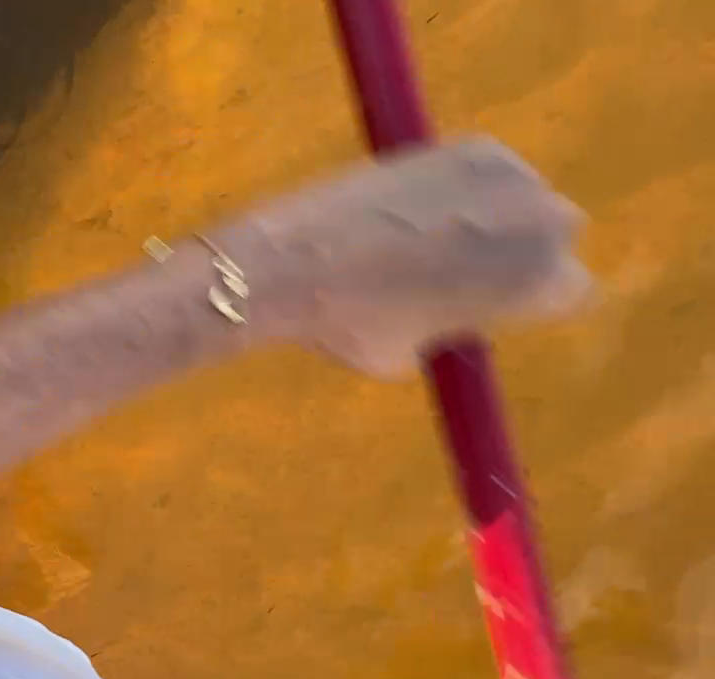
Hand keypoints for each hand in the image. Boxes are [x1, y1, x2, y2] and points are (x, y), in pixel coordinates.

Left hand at [220, 135, 591, 377]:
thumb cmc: (341, 324)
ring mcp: (514, 175)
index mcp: (539, 284)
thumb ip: (446, 338)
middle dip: (504, 259)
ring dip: (481, 220)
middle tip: (436, 275)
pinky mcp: (473, 146)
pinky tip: (399, 211)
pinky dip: (452, 190)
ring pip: (515, 204)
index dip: (515, 305)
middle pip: (546, 243)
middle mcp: (547, 223)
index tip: (475, 310)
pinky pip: (481, 175)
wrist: (287, 266)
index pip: (565, 294)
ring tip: (406, 243)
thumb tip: (448, 327)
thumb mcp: (400, 358)